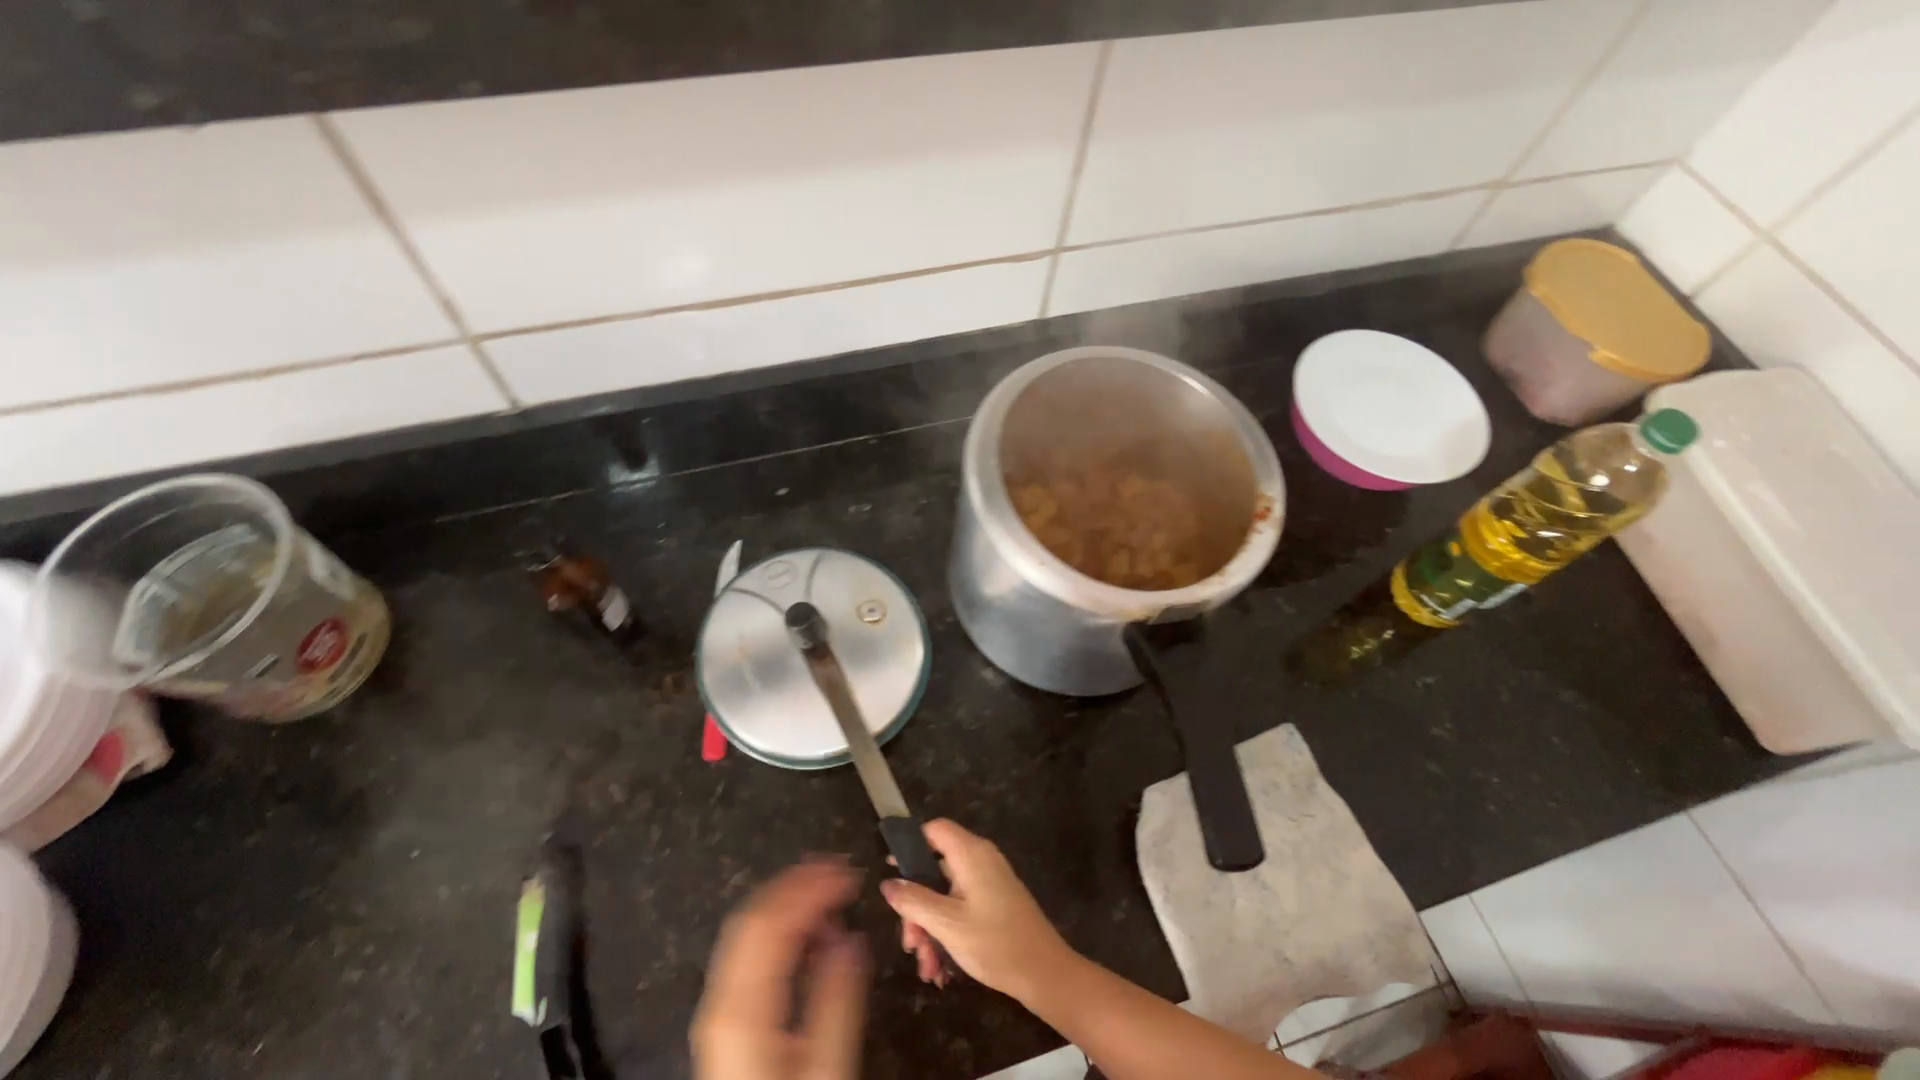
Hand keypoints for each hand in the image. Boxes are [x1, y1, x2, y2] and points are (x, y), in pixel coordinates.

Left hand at [691, 858, 870, 1079]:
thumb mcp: (826, 1067)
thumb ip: (837, 1000)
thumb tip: (848, 938)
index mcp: (744, 1009)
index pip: (769, 924)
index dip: (806, 888)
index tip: (845, 871)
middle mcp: (723, 1001)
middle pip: (752, 920)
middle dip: (795, 886)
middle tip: (839, 870)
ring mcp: (721, 1011)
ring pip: (747, 935)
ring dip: (786, 905)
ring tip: (829, 892)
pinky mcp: (728, 1021)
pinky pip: (748, 956)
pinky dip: (778, 932)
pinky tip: (808, 935)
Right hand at [878, 820, 1077, 1001]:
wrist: (1044, 974)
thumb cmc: (995, 943)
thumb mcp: (947, 924)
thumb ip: (913, 901)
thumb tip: (887, 882)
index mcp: (971, 854)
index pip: (934, 829)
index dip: (910, 845)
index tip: (891, 872)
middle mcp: (980, 861)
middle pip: (934, 869)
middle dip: (917, 908)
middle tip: (910, 943)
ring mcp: (988, 883)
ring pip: (944, 896)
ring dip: (930, 929)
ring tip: (927, 967)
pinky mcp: (994, 903)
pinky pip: (960, 908)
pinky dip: (947, 932)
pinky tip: (940, 967)